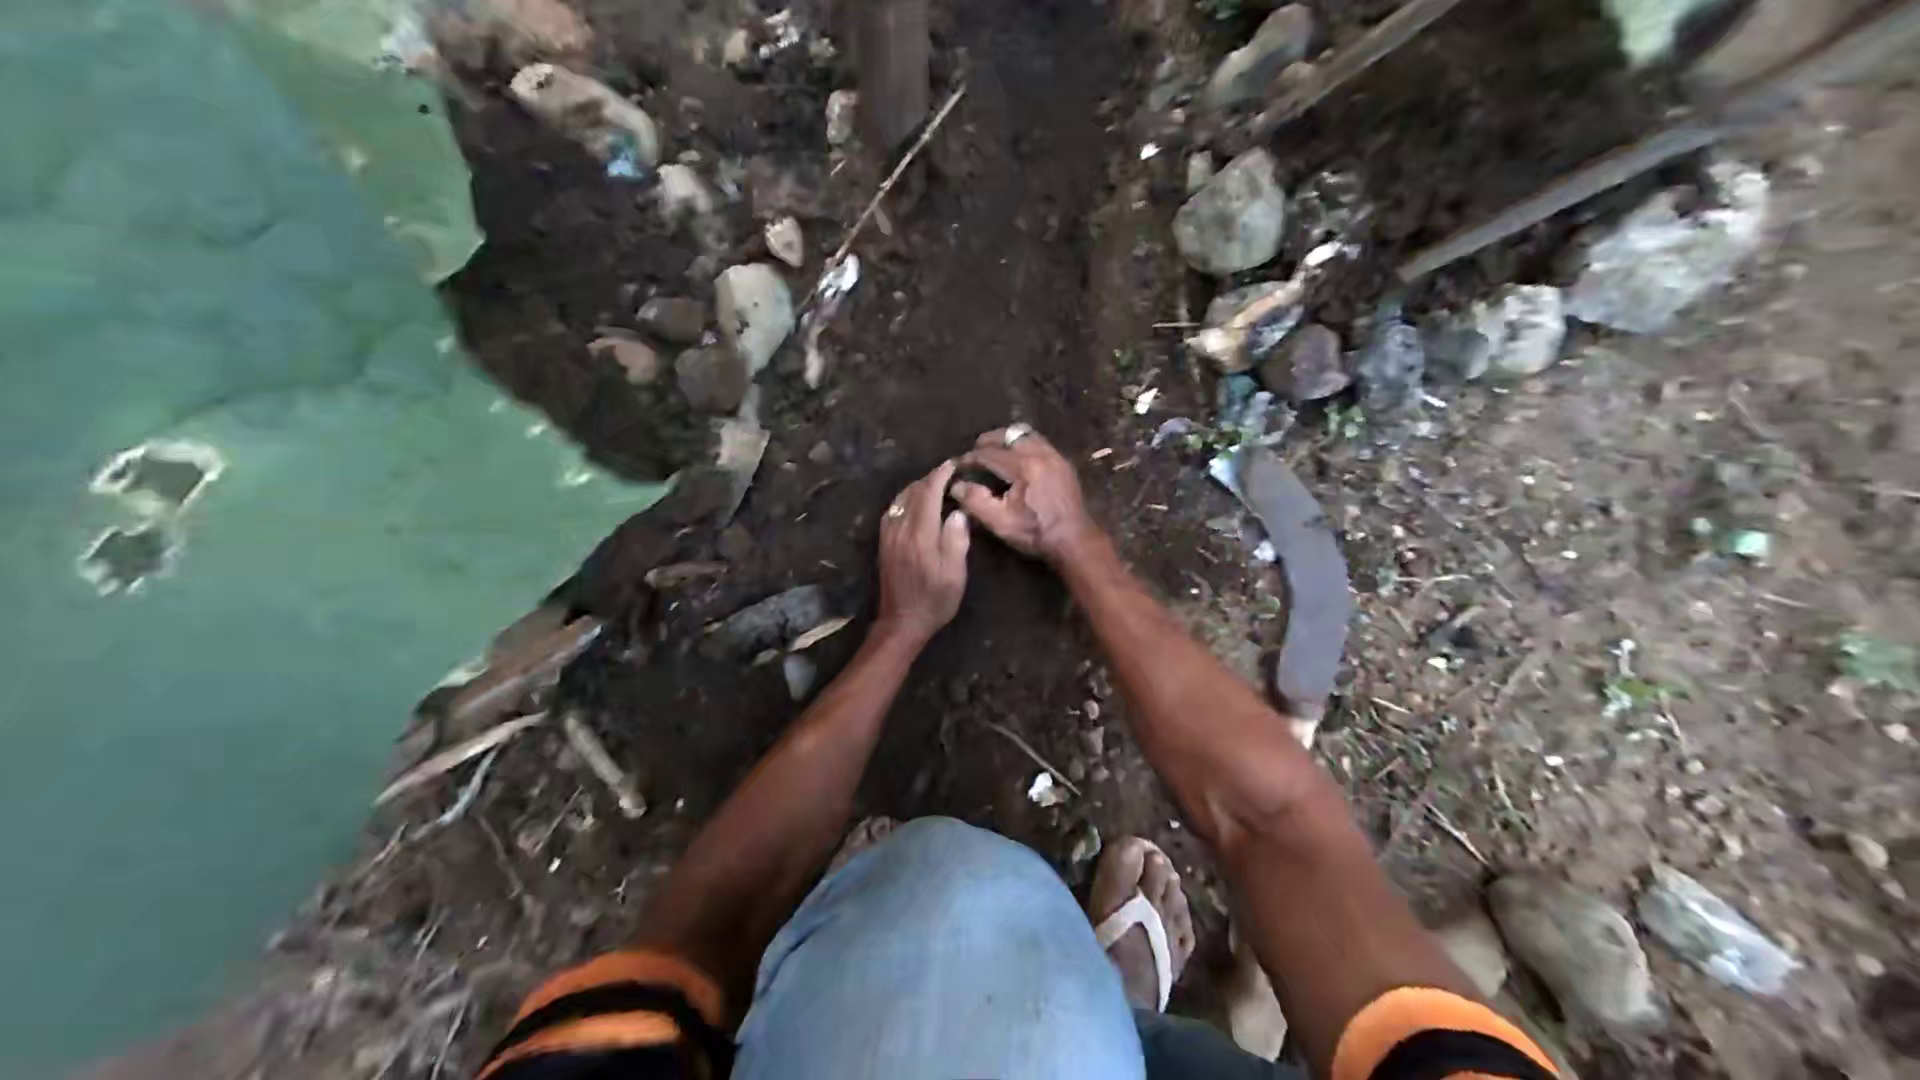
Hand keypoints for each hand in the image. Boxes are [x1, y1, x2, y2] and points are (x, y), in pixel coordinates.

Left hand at [876, 459, 970, 643]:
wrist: (901, 621)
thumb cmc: (934, 600)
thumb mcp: (955, 574)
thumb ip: (956, 540)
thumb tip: (957, 512)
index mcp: (921, 535)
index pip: (929, 493)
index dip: (940, 475)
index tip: (953, 464)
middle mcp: (901, 529)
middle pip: (913, 492)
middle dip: (930, 478)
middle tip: (948, 472)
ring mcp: (888, 535)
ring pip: (901, 499)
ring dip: (917, 487)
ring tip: (934, 484)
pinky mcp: (883, 542)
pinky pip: (893, 510)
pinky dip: (906, 499)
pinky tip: (914, 502)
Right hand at [951, 427, 1099, 563]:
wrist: (1073, 539)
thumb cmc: (1035, 532)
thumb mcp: (999, 521)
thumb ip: (975, 501)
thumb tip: (956, 485)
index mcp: (1024, 466)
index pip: (989, 454)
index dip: (970, 458)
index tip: (958, 464)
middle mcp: (1040, 453)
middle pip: (1008, 435)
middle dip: (988, 441)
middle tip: (974, 452)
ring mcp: (1055, 456)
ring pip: (1026, 434)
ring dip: (1007, 439)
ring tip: (994, 451)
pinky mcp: (1063, 462)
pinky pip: (1039, 442)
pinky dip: (1023, 444)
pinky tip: (1016, 458)